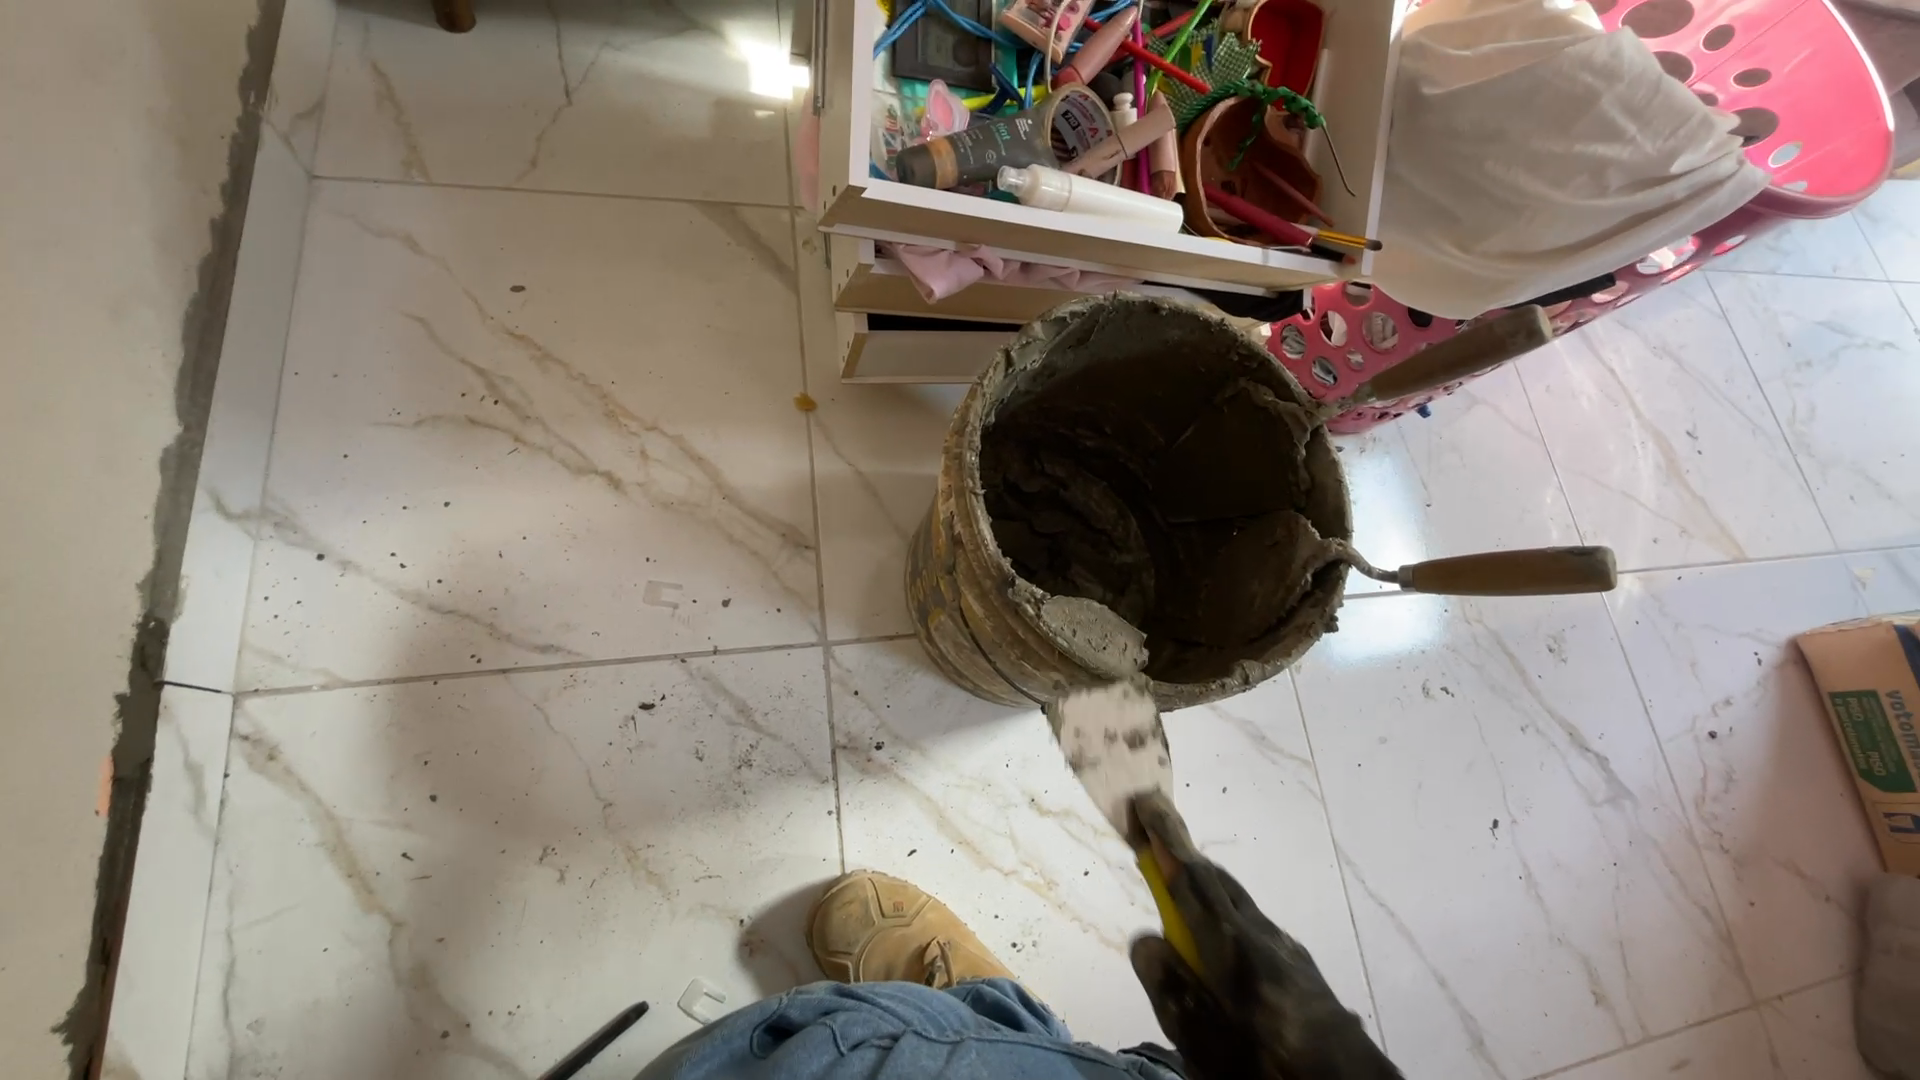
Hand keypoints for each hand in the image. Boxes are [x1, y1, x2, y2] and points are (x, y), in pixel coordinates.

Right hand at [1128, 791, 1402, 1079]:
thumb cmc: (1273, 1072)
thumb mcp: (1211, 1053)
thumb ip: (1175, 994)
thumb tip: (1145, 940)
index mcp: (1237, 952)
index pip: (1193, 881)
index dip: (1166, 839)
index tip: (1144, 800)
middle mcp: (1265, 938)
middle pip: (1217, 882)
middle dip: (1181, 851)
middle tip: (1148, 835)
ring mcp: (1289, 951)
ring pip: (1237, 902)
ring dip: (1201, 882)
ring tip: (1174, 884)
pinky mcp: (1302, 970)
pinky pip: (1251, 922)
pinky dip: (1222, 910)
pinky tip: (1217, 936)